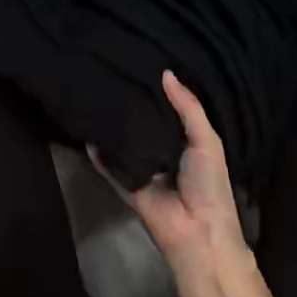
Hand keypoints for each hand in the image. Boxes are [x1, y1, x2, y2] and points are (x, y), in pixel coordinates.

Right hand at [91, 70, 249, 269]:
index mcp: (184, 140)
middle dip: (133, 103)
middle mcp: (161, 151)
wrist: (198, 233)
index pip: (167, 108)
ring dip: (113, 126)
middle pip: (143, 122)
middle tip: (114, 74)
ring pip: (124, 142)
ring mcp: (142, 168)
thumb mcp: (206, 140)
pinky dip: (98, 155)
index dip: (157, 89)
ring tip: (96, 94)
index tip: (141, 63)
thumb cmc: (209, 183)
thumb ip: (188, 106)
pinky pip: (110, 167)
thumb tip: (165, 72)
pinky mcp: (126, 185)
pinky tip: (86, 134)